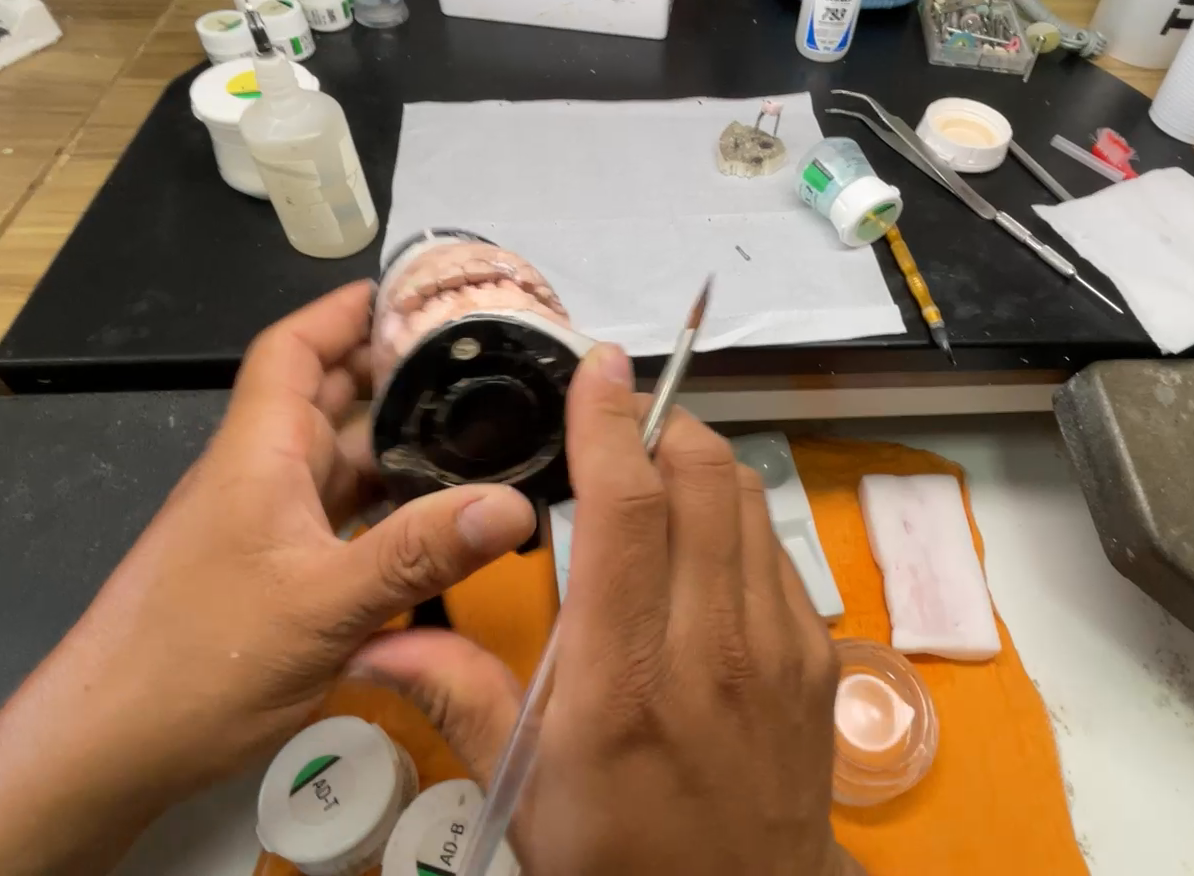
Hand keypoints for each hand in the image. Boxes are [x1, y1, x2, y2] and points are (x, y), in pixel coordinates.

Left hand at [0, 281, 537, 821]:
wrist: (101, 759)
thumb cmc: (197, 662)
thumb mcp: (320, 606)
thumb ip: (418, 552)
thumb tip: (515, 505)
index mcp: (260, 454)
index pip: (293, 350)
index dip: (342, 310)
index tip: (407, 291)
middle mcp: (266, 474)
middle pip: (331, 395)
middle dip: (394, 367)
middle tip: (475, 361)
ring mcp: (273, 522)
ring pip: (346, 456)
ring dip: (402, 437)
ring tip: (479, 424)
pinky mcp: (283, 565)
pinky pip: (351, 509)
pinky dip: (395, 496)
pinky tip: (443, 509)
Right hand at [355, 343, 857, 875]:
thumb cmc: (622, 853)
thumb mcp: (524, 789)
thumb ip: (458, 696)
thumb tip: (376, 638)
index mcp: (626, 674)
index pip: (627, 508)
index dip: (610, 421)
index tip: (598, 365)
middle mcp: (713, 641)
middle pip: (703, 476)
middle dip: (662, 421)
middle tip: (621, 417)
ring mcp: (779, 640)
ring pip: (746, 496)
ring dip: (699, 460)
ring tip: (656, 465)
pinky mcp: (817, 649)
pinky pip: (775, 544)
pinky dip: (734, 511)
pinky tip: (701, 535)